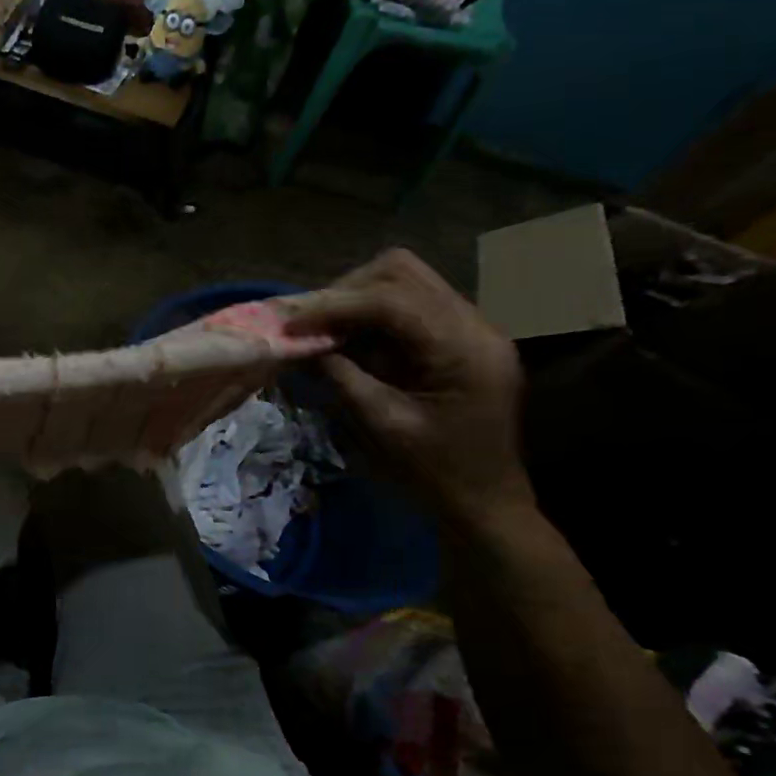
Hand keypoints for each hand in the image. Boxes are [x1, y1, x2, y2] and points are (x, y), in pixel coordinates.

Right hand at [281, 249, 532, 520]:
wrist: (484, 503)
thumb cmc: (435, 473)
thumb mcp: (382, 425)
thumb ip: (342, 377)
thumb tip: (300, 345)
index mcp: (464, 348)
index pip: (392, 300)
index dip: (334, 305)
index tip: (290, 324)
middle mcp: (474, 325)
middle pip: (402, 272)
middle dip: (345, 292)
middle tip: (306, 324)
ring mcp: (470, 329)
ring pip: (404, 281)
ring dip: (356, 300)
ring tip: (321, 331)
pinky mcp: (457, 340)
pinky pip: (408, 307)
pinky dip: (370, 316)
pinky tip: (346, 341)